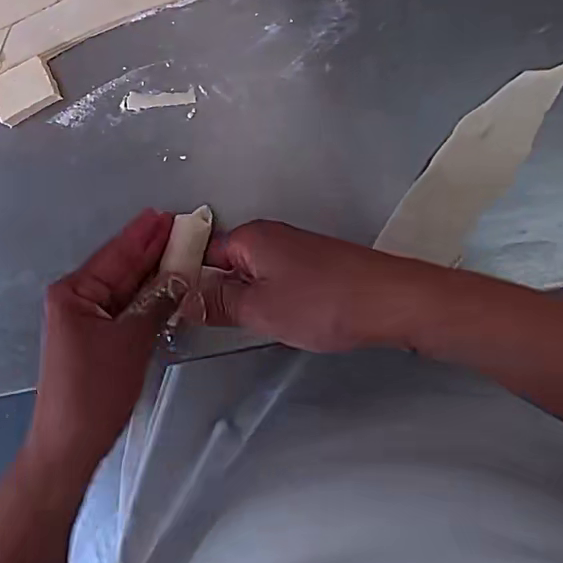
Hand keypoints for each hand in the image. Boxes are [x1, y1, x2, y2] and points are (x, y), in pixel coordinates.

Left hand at [25, 208, 177, 472]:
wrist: (68, 448)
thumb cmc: (93, 392)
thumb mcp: (130, 342)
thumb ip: (155, 304)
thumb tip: (177, 277)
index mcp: (73, 293)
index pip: (115, 255)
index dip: (142, 236)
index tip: (164, 216)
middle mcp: (75, 300)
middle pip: (118, 268)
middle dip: (148, 250)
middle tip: (177, 228)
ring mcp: (84, 320)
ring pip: (123, 288)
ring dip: (149, 273)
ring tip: (176, 250)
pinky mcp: (94, 339)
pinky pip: (123, 308)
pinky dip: (144, 298)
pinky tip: (164, 287)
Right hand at [193, 219, 434, 351]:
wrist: (390, 300)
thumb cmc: (321, 303)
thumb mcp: (258, 310)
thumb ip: (216, 303)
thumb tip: (180, 296)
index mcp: (249, 237)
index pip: (201, 252)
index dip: (186, 279)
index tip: (172, 309)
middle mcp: (268, 235)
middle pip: (225, 262)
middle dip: (215, 291)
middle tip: (203, 327)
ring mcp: (293, 249)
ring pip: (251, 273)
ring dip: (242, 297)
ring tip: (240, 327)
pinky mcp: (313, 266)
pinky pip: (274, 278)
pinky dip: (268, 298)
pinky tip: (277, 321)